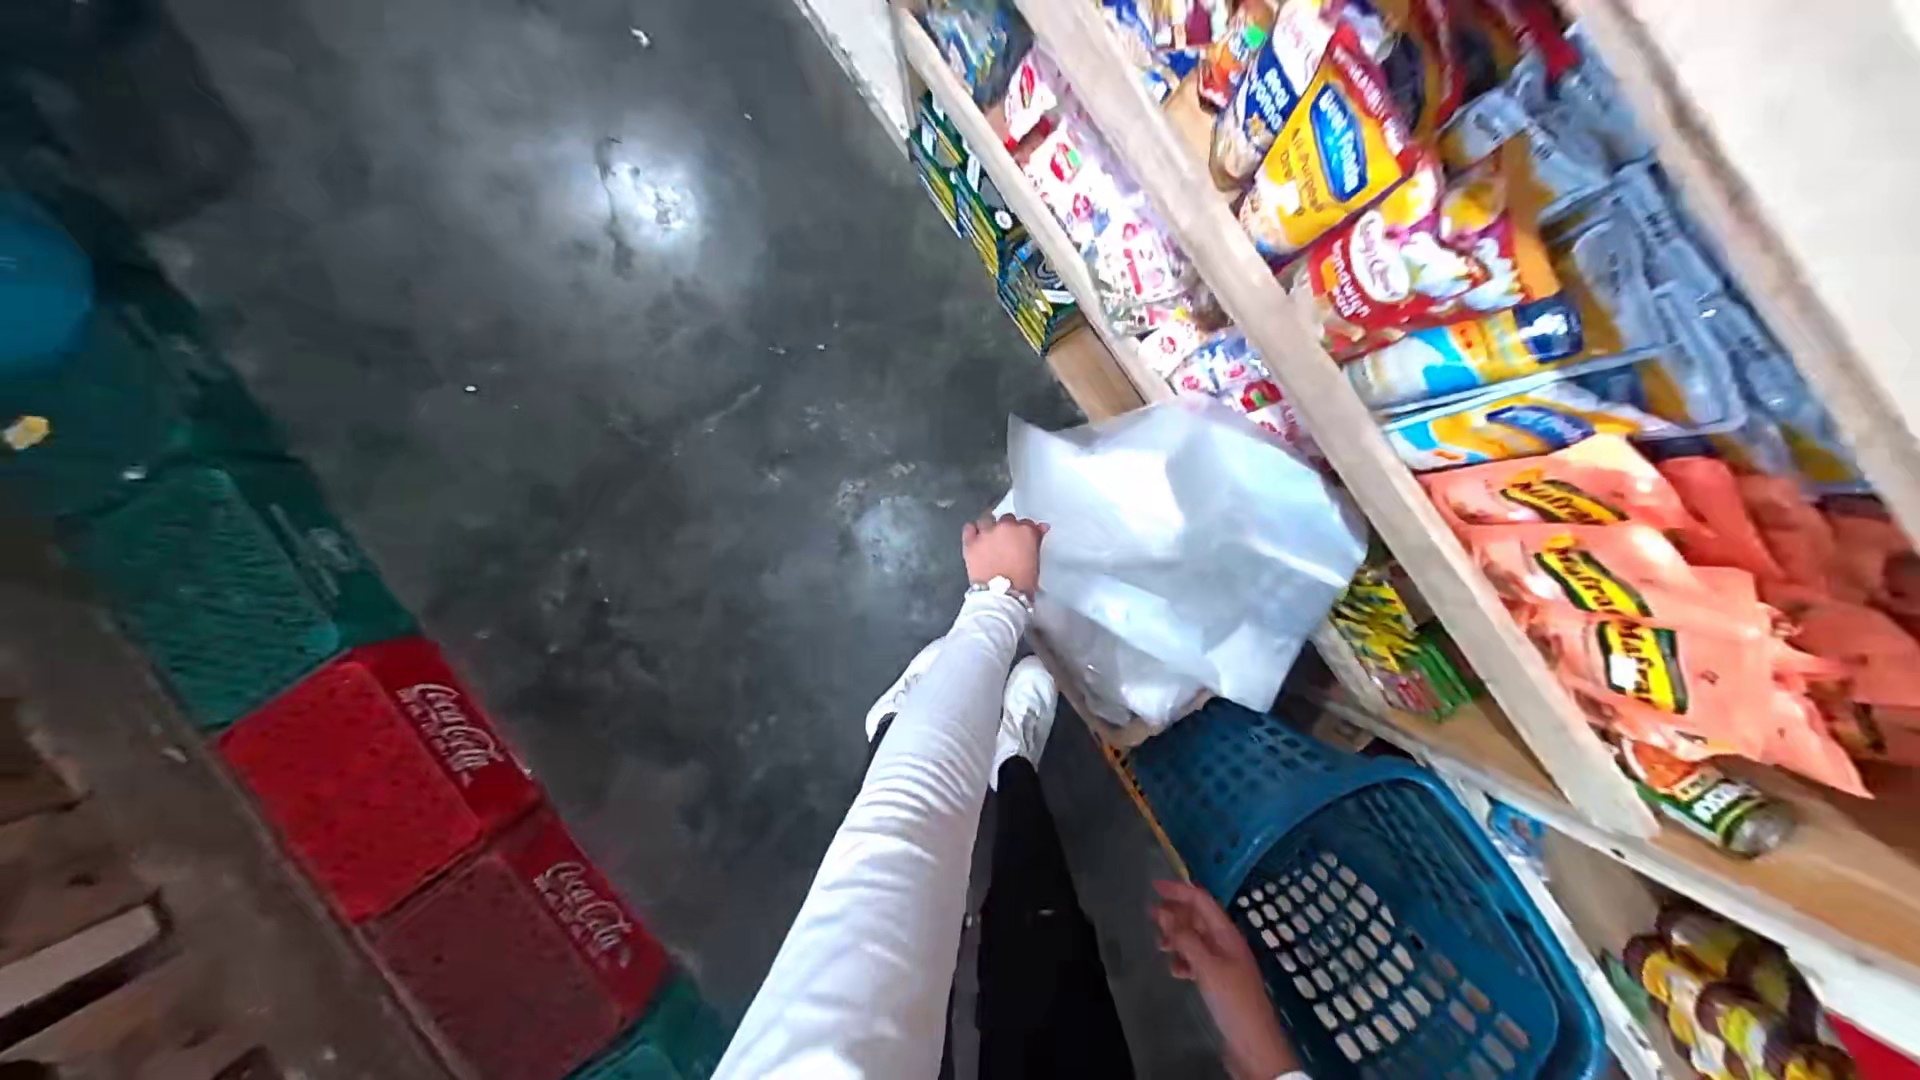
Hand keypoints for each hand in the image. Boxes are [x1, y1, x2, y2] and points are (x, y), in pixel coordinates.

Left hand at [962, 514, 1046, 593]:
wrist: (1001, 596)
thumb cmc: (1022, 583)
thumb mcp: (1036, 561)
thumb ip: (1036, 541)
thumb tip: (1040, 528)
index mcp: (1026, 531)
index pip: (1027, 523)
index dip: (1024, 532)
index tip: (1022, 539)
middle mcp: (1006, 527)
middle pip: (1007, 519)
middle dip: (1007, 528)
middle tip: (1006, 542)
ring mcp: (987, 533)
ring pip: (987, 519)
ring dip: (989, 526)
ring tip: (989, 538)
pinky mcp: (971, 542)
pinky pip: (969, 527)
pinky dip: (973, 530)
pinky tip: (976, 537)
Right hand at [1152, 880, 1300, 1079]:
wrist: (1257, 1051)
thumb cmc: (1234, 1002)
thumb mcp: (1207, 967)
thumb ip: (1185, 938)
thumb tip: (1163, 912)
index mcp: (1227, 934)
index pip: (1201, 900)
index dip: (1179, 890)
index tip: (1154, 886)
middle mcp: (1226, 944)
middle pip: (1197, 917)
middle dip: (1175, 913)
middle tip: (1150, 915)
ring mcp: (1223, 963)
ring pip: (1195, 939)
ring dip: (1176, 937)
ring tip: (1159, 945)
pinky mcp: (1219, 983)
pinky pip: (1197, 961)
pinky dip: (1184, 960)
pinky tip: (1174, 970)